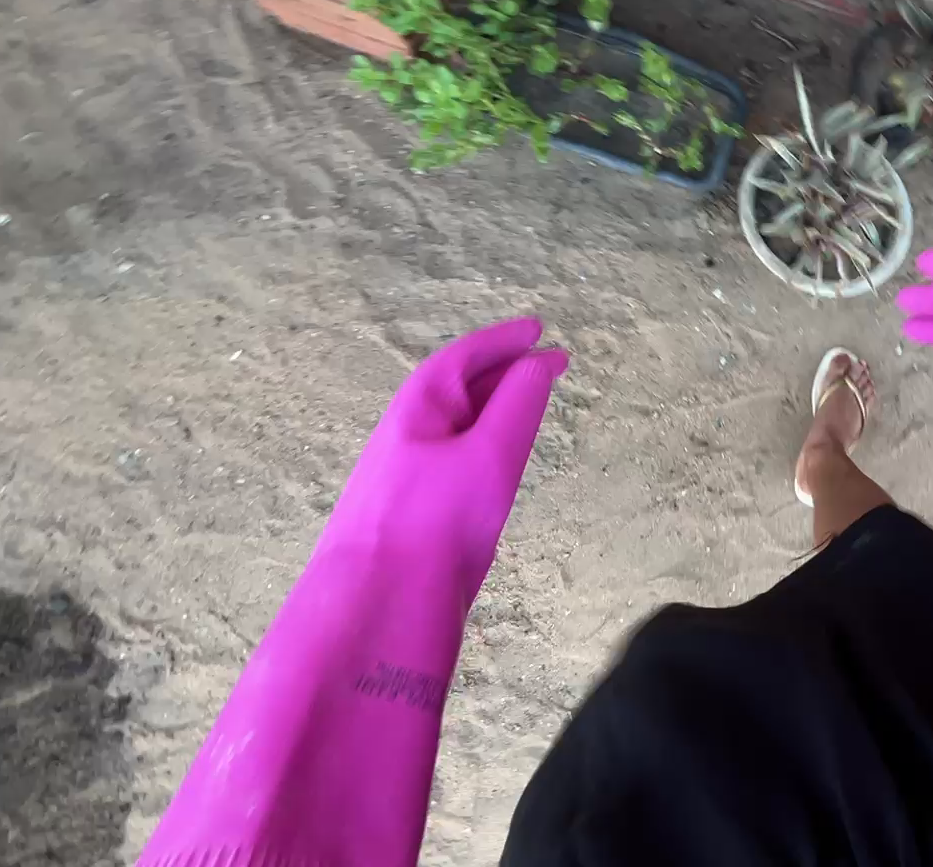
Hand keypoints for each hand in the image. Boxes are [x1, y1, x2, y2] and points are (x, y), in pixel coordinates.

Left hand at [330, 317, 567, 600]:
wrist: (378, 604)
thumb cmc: (440, 517)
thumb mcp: (492, 453)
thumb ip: (520, 404)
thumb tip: (538, 363)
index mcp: (420, 407)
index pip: (464, 357)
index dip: (503, 339)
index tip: (538, 328)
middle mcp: (411, 431)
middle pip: (462, 385)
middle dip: (507, 368)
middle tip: (554, 362)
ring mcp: (412, 470)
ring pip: (461, 421)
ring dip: (499, 402)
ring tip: (535, 399)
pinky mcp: (419, 505)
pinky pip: (459, 452)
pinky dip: (489, 436)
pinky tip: (502, 453)